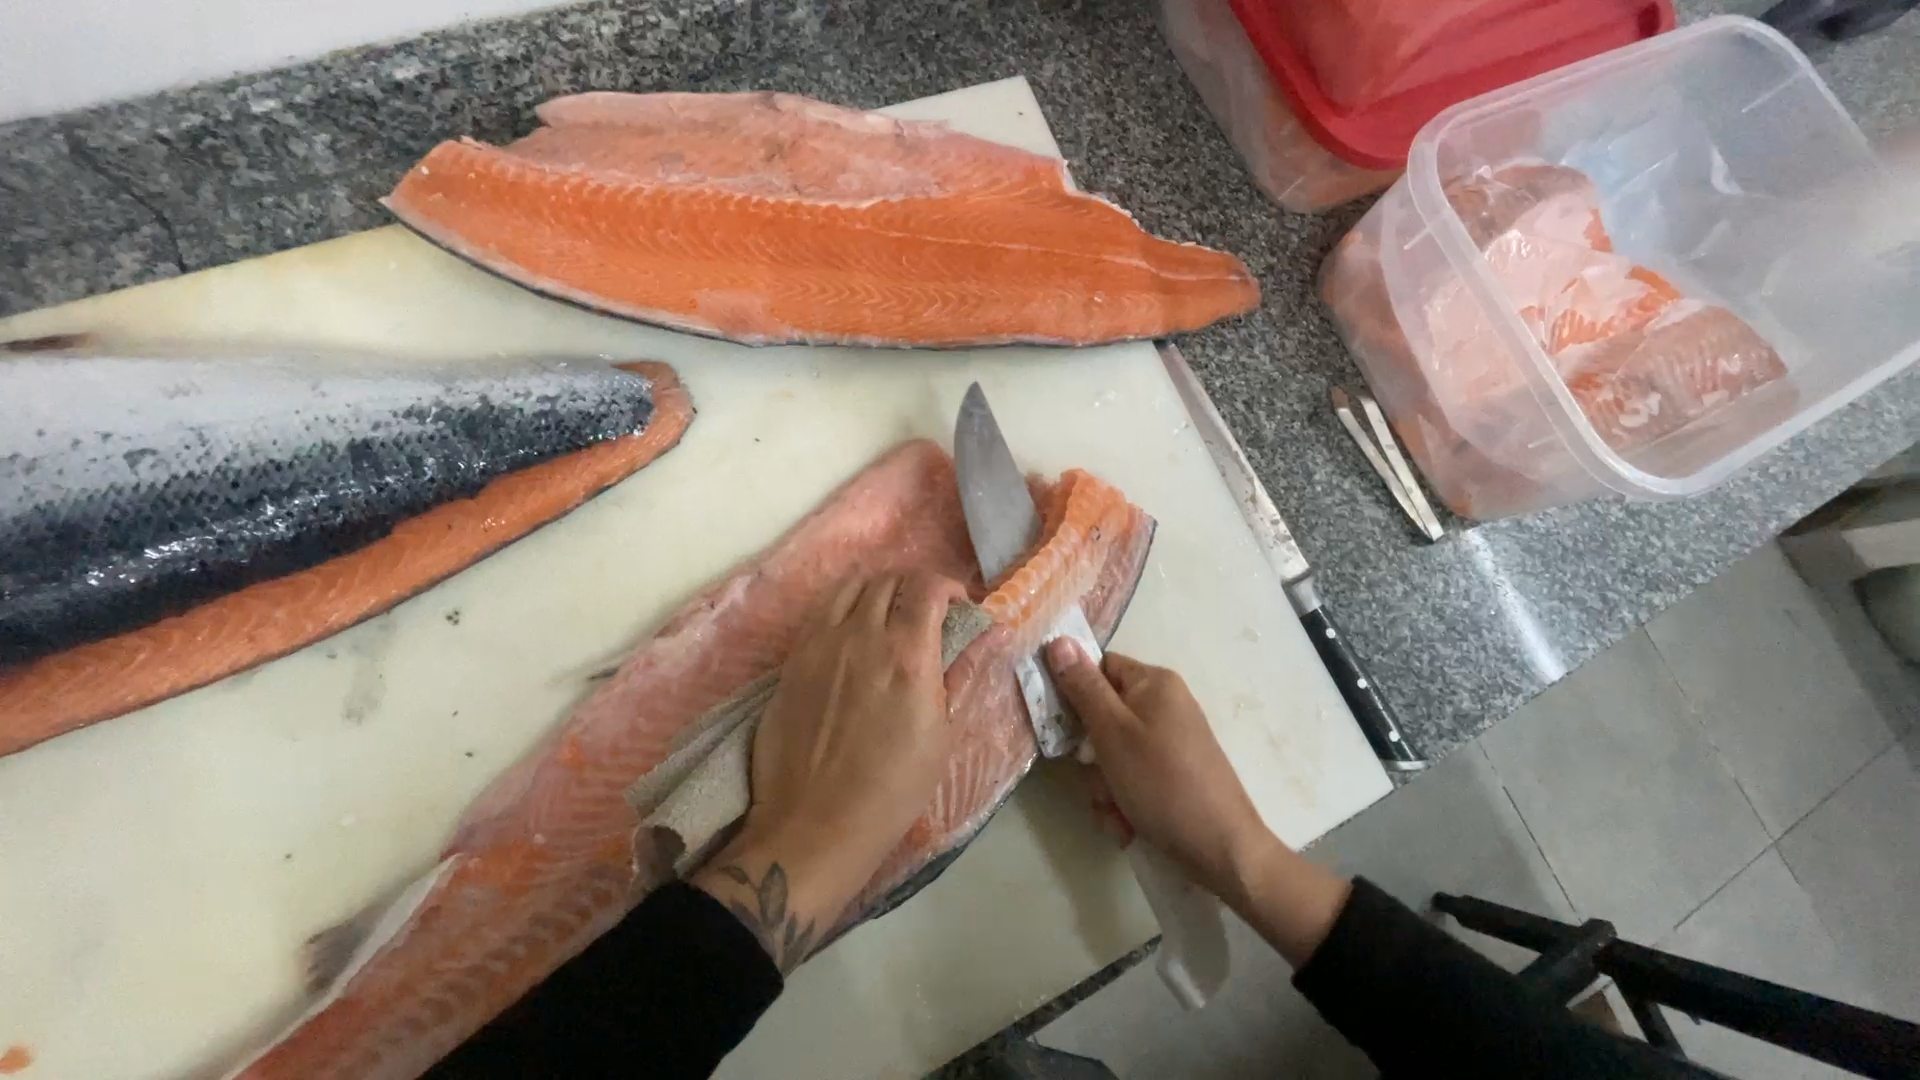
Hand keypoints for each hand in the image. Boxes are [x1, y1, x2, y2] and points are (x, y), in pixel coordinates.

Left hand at [693, 570, 965, 971]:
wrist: (816, 822)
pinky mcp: (793, 657)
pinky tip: (852, 628)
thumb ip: (955, 676)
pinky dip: (845, 605)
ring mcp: (822, 643)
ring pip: (851, 586)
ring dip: (877, 588)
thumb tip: (977, 638)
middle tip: (926, 609)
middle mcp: (862, 636)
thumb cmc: (892, 788)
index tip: (958, 604)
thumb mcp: (941, 736)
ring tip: (887, 610)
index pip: (928, 588)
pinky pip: (821, 610)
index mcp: (907, 655)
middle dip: (915, 585)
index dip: (949, 586)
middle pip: (889, 579)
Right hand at [1045, 639, 1349, 967]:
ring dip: (1104, 786)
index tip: (1059, 725)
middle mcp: (1164, 704)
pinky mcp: (1173, 771)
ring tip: (1115, 811)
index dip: (1073, 693)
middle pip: (1102, 715)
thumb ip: (1082, 687)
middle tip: (1097, 780)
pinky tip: (1127, 824)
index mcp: (1153, 683)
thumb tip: (1057, 640)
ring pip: (1112, 752)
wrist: (1221, 848)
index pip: (1098, 667)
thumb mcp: (1112, 733)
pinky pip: (1131, 775)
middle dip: (1090, 757)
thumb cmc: (1162, 783)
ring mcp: (1170, 740)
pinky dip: (1123, 799)